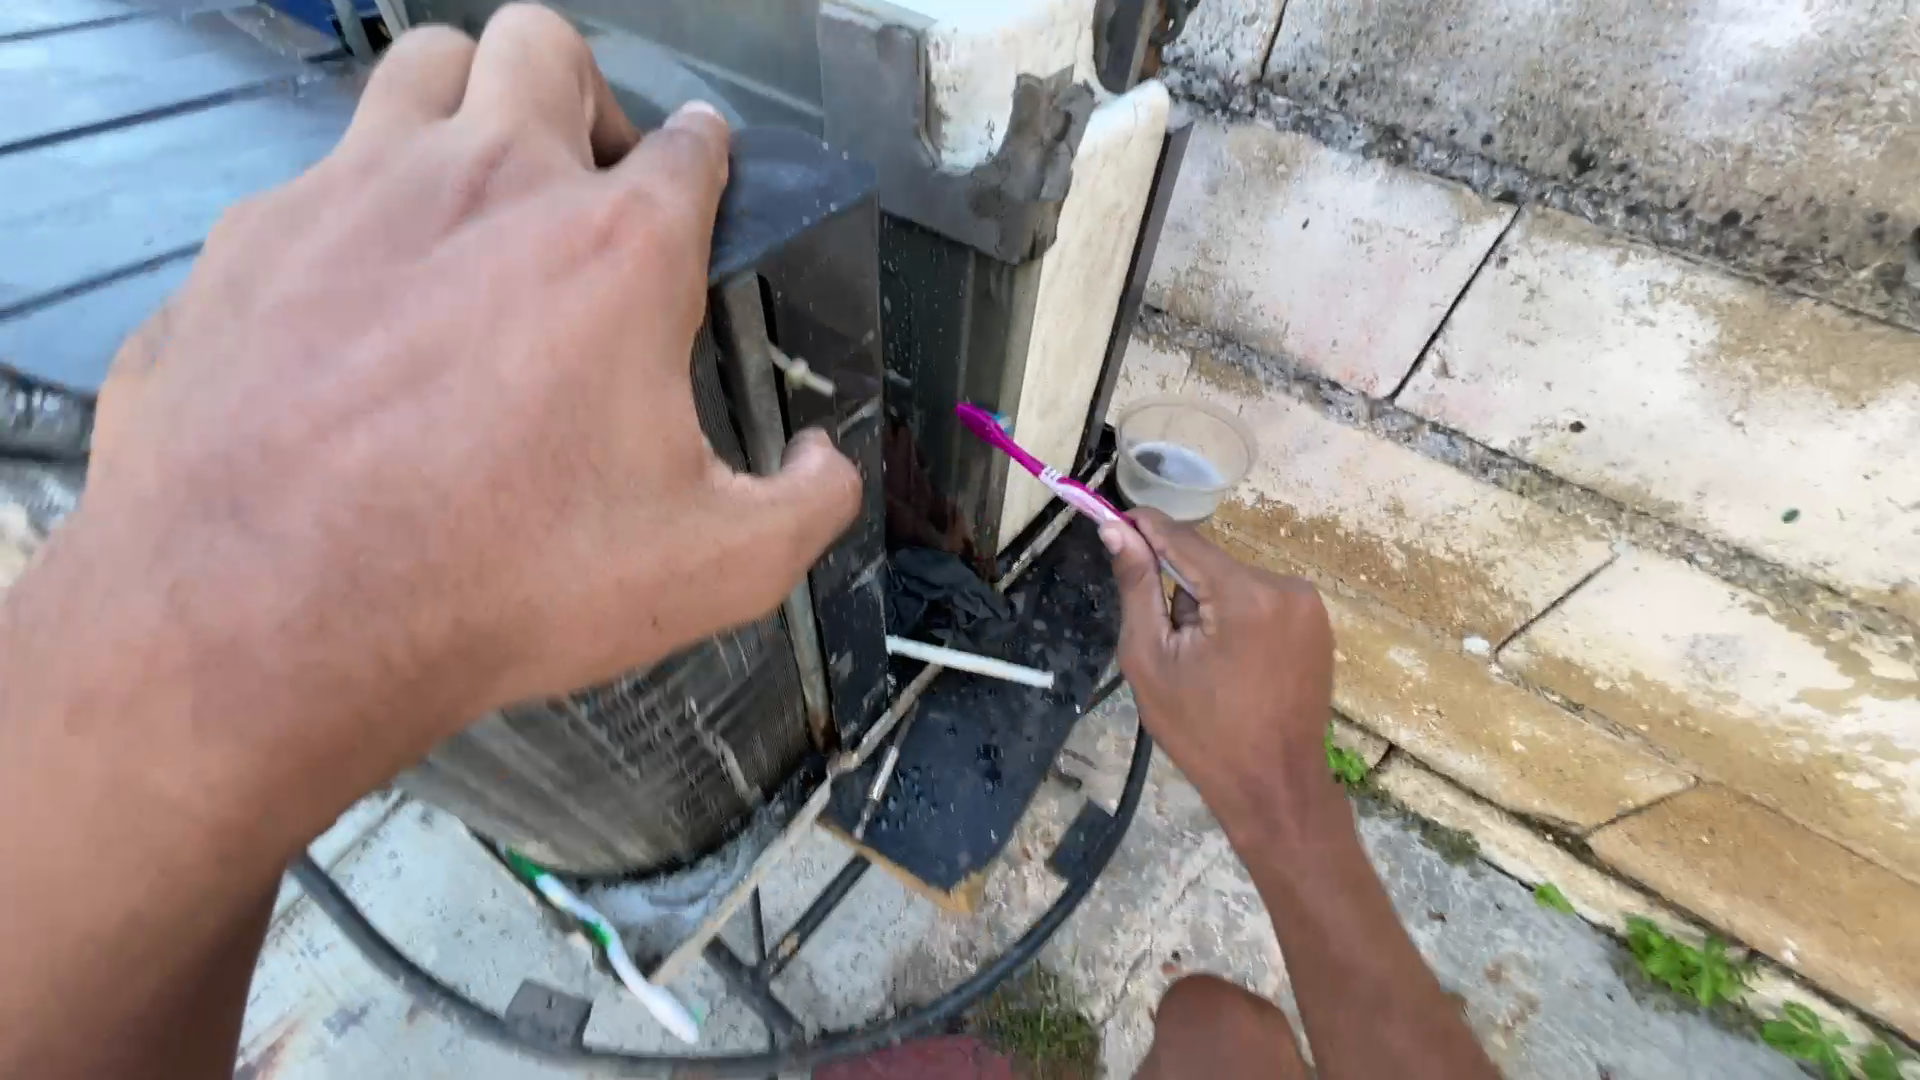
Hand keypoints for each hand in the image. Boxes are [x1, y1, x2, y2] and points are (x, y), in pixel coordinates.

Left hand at [74, 6, 859, 737]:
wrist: (273, 621)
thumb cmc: (521, 581)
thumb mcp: (728, 565)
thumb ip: (813, 500)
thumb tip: (821, 456)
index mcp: (619, 254)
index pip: (692, 149)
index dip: (714, 163)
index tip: (710, 195)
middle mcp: (490, 187)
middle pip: (549, 52)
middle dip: (597, 108)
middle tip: (605, 201)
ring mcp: (353, 198)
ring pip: (426, 68)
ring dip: (481, 113)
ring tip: (499, 214)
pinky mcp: (251, 245)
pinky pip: (327, 170)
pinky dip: (381, 207)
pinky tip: (389, 306)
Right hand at [1103, 509, 1336, 831]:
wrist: (1273, 788)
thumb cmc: (1201, 731)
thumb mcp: (1150, 657)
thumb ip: (1136, 586)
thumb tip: (1117, 530)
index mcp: (1246, 594)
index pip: (1181, 537)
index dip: (1141, 528)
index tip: (1109, 522)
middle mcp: (1286, 586)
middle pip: (1207, 563)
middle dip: (1178, 589)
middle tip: (1168, 643)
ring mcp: (1309, 604)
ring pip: (1231, 581)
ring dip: (1206, 605)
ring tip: (1202, 661)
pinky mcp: (1317, 622)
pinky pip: (1257, 599)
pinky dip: (1234, 617)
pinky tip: (1230, 662)